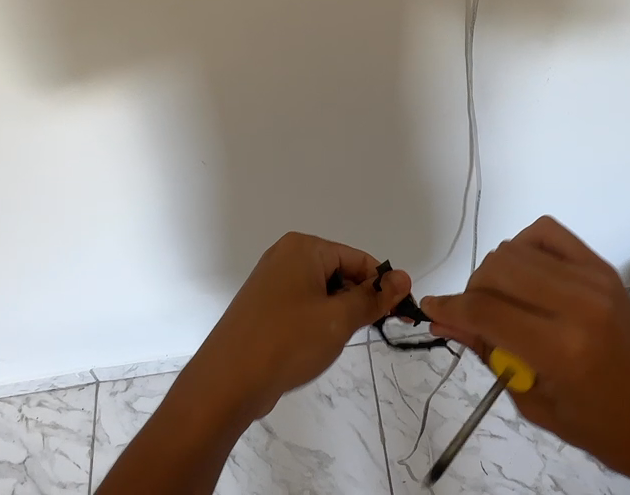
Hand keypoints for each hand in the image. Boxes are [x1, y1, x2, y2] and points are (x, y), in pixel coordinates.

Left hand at [179, 231, 410, 422]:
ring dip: (339, 313)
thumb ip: (372, 298)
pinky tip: (317, 346)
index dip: (382, 284)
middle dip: (359, 300)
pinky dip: (318, 321)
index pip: (357, 258)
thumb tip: (402, 277)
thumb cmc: (287, 341)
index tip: (402, 312)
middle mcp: (286, 256)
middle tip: (373, 329)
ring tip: (338, 340)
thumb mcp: (338, 319)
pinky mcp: (264, 307)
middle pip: (340, 272)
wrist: (227, 381)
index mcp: (303, 248)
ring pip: (323, 291)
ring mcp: (272, 282)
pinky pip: (304, 305)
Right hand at [420, 217, 629, 483]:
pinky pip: (546, 232)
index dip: (451, 305)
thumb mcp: (533, 400)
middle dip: (474, 289)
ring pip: (516, 247)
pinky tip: (527, 275)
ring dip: (497, 270)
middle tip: (477, 314)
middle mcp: (578, 305)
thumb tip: (441, 316)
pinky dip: (525, 246)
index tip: (432, 307)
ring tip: (505, 300)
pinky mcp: (602, 268)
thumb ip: (487, 352)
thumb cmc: (597, 425)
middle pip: (497, 268)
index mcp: (562, 350)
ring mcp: (594, 280)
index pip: (486, 309)